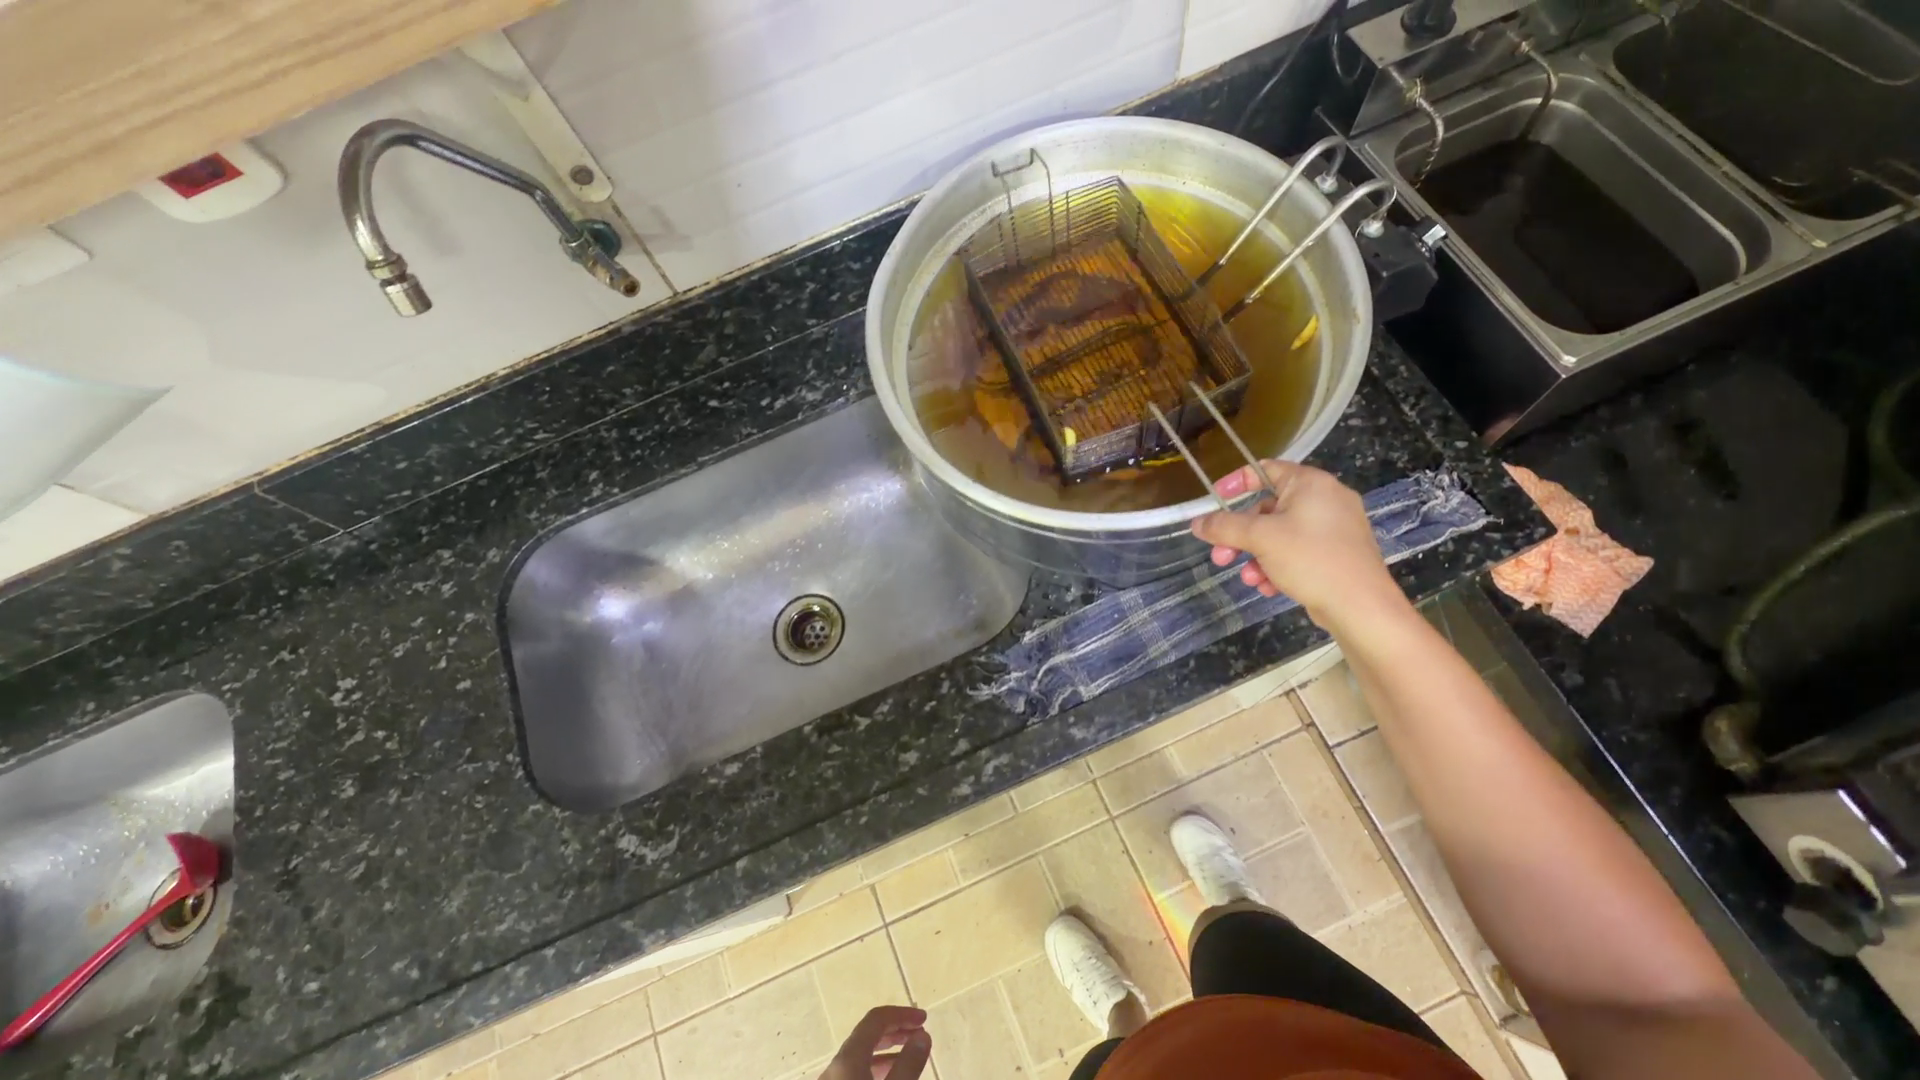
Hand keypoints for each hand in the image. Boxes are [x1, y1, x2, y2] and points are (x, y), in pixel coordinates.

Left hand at [817, 1005, 931, 1079]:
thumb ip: (908, 1064)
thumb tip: (923, 1035)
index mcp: (848, 1056)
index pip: (876, 1019)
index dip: (902, 1014)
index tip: (924, 1019)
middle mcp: (835, 1064)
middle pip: (867, 1034)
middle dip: (896, 1028)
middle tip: (920, 1032)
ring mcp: (832, 1078)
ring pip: (861, 1054)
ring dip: (887, 1048)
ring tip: (911, 1052)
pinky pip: (855, 1069)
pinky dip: (876, 1064)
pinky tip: (891, 1074)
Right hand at [1190, 461, 1399, 629]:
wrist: (1361, 605)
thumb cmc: (1310, 559)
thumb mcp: (1261, 539)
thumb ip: (1224, 527)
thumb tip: (1197, 523)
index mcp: (1311, 484)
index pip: (1266, 470)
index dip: (1236, 483)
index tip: (1214, 501)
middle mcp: (1325, 500)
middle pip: (1268, 509)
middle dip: (1240, 536)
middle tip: (1221, 556)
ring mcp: (1334, 528)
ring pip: (1280, 535)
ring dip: (1256, 556)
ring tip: (1248, 579)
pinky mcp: (1337, 554)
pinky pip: (1297, 552)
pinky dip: (1278, 566)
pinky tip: (1268, 587)